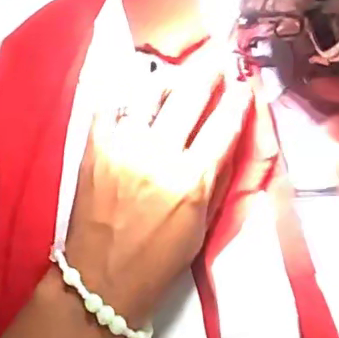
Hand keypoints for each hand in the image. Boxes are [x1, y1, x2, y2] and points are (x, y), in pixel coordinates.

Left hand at [62, 56, 250, 325]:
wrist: (100, 278)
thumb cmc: (159, 260)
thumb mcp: (202, 224)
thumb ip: (216, 176)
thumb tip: (228, 136)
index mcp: (190, 181)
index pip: (223, 126)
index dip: (239, 100)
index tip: (245, 83)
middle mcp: (157, 155)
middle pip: (189, 96)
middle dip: (209, 71)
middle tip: (218, 58)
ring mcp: (122, 146)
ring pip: (149, 91)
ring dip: (169, 77)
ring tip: (177, 75)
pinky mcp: (93, 145)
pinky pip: (110, 104)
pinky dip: (126, 93)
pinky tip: (136, 91)